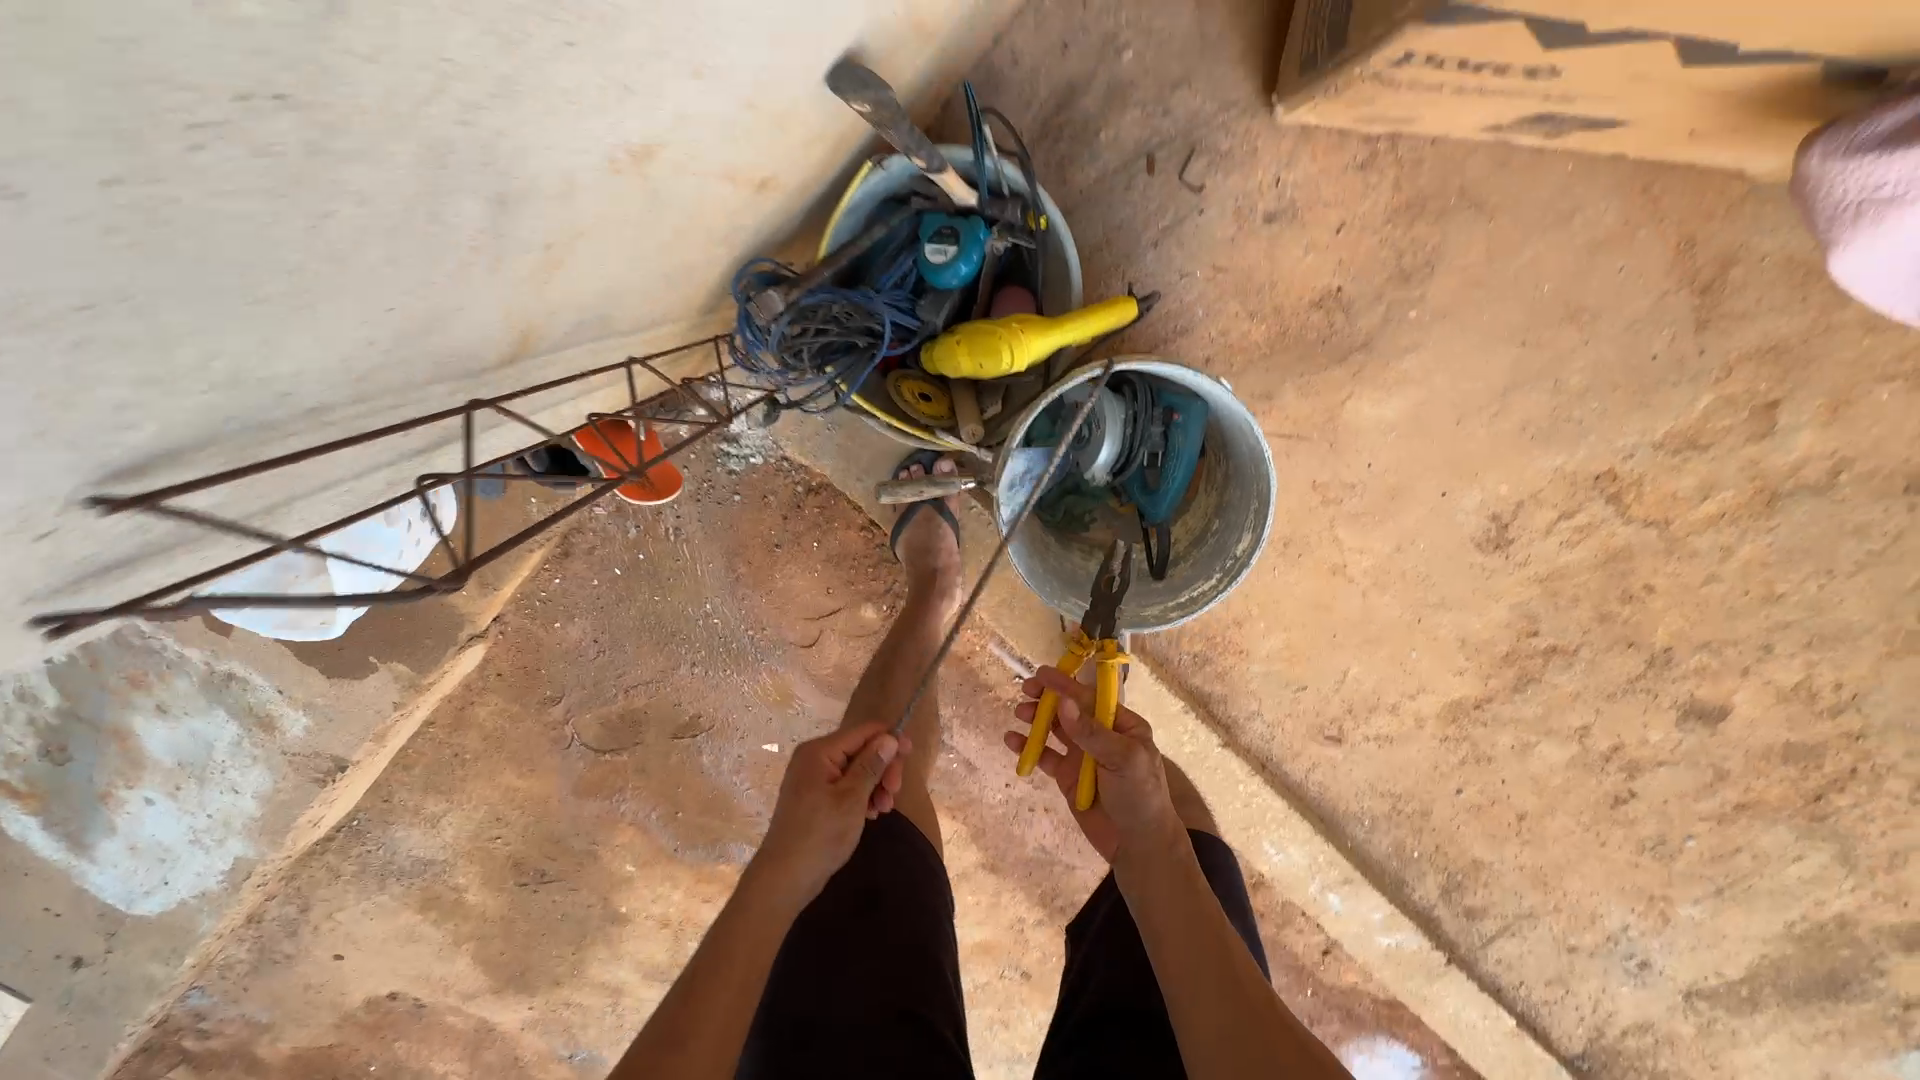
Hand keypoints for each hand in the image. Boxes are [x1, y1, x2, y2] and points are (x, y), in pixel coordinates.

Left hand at [753, 722, 909, 902]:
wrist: (786, 877)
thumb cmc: (821, 835)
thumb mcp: (852, 798)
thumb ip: (871, 765)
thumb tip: (889, 737)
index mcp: (820, 751)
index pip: (863, 731)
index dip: (889, 739)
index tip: (910, 755)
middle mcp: (814, 758)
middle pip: (860, 749)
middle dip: (882, 768)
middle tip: (895, 792)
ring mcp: (813, 778)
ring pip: (856, 769)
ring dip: (875, 785)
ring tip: (884, 809)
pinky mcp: (815, 797)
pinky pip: (845, 785)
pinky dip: (862, 796)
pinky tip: (871, 814)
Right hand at [1003, 666, 1182, 863]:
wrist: (1138, 845)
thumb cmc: (1140, 796)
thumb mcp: (1123, 760)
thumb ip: (1091, 732)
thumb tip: (1065, 702)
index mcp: (1122, 725)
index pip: (1091, 698)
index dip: (1066, 685)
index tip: (1041, 674)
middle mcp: (1101, 736)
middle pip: (1070, 709)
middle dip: (1048, 699)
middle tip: (1025, 691)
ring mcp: (1083, 756)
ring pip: (1055, 730)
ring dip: (1037, 719)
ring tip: (1019, 713)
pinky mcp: (1067, 777)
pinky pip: (1045, 756)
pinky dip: (1029, 747)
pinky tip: (1012, 741)